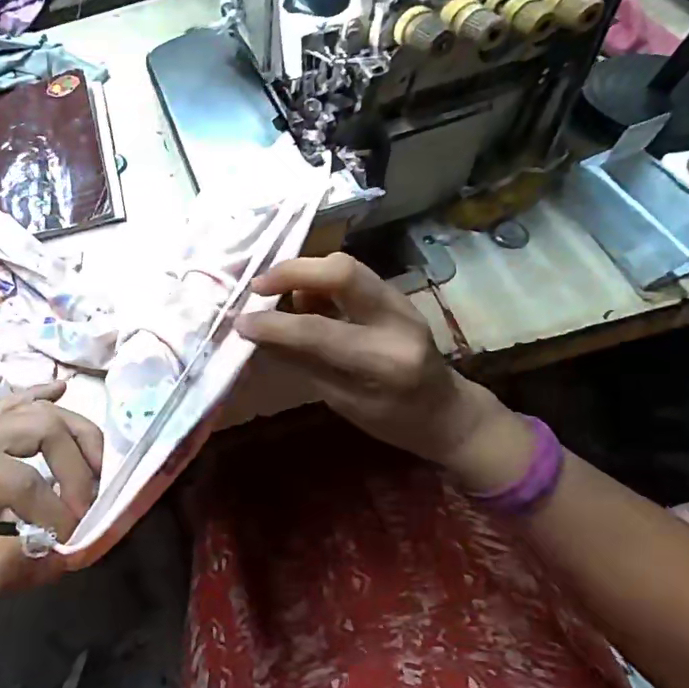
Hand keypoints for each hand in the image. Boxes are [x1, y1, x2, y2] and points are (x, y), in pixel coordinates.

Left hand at [0, 381, 102, 624]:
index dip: (57, 517)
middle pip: (41, 427)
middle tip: (90, 514)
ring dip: (72, 437)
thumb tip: (60, 561)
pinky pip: (10, 406)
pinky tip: (62, 387)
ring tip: (96, 472)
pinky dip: (41, 399)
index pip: (21, 482)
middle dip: (77, 468)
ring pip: (34, 412)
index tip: (73, 553)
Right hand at [233, 254, 534, 492]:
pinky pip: (351, 275)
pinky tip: (305, 300)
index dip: (273, 325)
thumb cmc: (394, 421)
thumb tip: (257, 337)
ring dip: (305, 274)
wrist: (448, 412)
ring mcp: (401, 301)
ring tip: (278, 296)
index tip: (240, 323)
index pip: (318, 331)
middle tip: (258, 287)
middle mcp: (398, 320)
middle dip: (292, 272)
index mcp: (384, 360)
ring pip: (346, 265)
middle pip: (342, 271)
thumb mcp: (342, 402)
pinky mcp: (396, 293)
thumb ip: (302, 363)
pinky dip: (320, 281)